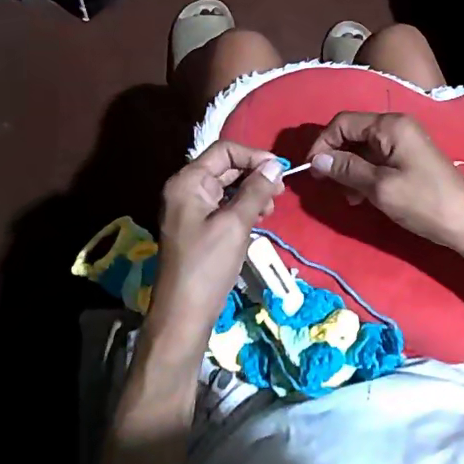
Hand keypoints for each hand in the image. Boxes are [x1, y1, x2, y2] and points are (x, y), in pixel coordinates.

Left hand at [152, 142, 284, 339]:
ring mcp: (189, 208)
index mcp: (188, 182)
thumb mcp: (236, 224)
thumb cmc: (208, 265)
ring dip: (251, 191)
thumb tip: (275, 166)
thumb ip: (256, 190)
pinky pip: (222, 204)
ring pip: (225, 186)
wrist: (183, 313)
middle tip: (280, 191)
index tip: (279, 170)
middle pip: (224, 166)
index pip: (224, 150)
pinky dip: (241, 206)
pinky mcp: (196, 226)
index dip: (253, 156)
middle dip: (254, 174)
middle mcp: (184, 189)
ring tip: (270, 209)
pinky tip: (258, 219)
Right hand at [306, 112, 463, 255]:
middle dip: (336, 158)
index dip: (323, 143)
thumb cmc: (424, 202)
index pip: (343, 122)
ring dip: (349, 170)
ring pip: (362, 149)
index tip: (313, 171)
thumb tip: (317, 159)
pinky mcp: (409, 159)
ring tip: (349, 198)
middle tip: (330, 187)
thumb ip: (346, 169)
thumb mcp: (380, 187)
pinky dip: (364, 175)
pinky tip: (362, 197)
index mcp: (390, 125)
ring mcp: (404, 142)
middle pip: (352, 133)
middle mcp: (397, 126)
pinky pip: (376, 160)